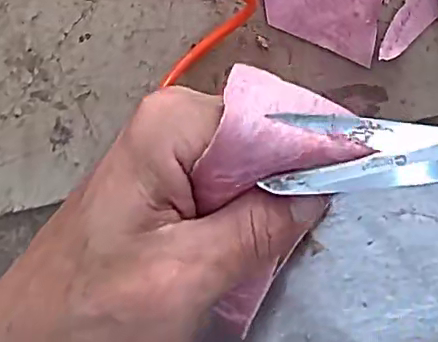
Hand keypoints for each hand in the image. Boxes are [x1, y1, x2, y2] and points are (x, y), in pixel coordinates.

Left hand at [0, 86, 327, 341]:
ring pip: (254, 158)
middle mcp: (175, 119)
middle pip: (265, 133)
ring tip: (282, 234)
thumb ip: (257, 228)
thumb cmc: (80, 319)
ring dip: (272, 197)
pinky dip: (252, 207)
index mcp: (172, 122)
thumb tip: (320, 189)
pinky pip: (234, 178)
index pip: (269, 117)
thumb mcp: (179, 279)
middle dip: (291, 175)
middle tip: (314, 216)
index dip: (313, 146)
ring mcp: (172, 146)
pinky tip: (252, 237)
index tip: (357, 169)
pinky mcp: (172, 175)